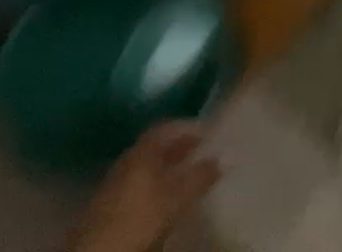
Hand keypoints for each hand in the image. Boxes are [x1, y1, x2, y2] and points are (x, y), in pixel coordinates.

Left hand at [71, 122, 219, 251]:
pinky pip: (138, 185)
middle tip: (203, 149)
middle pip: (155, 147)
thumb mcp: (179, 195)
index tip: (209, 131)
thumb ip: (204, 174)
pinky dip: (156, 184)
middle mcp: (127, 161)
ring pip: (147, 167)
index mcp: (142, 152)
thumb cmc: (141, 215)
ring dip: (168, 167)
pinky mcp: (110, 205)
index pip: (166, 127)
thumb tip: (231, 154)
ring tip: (190, 174)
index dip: (188, 126)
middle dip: (180, 147)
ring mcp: (115, 183)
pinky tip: (168, 195)